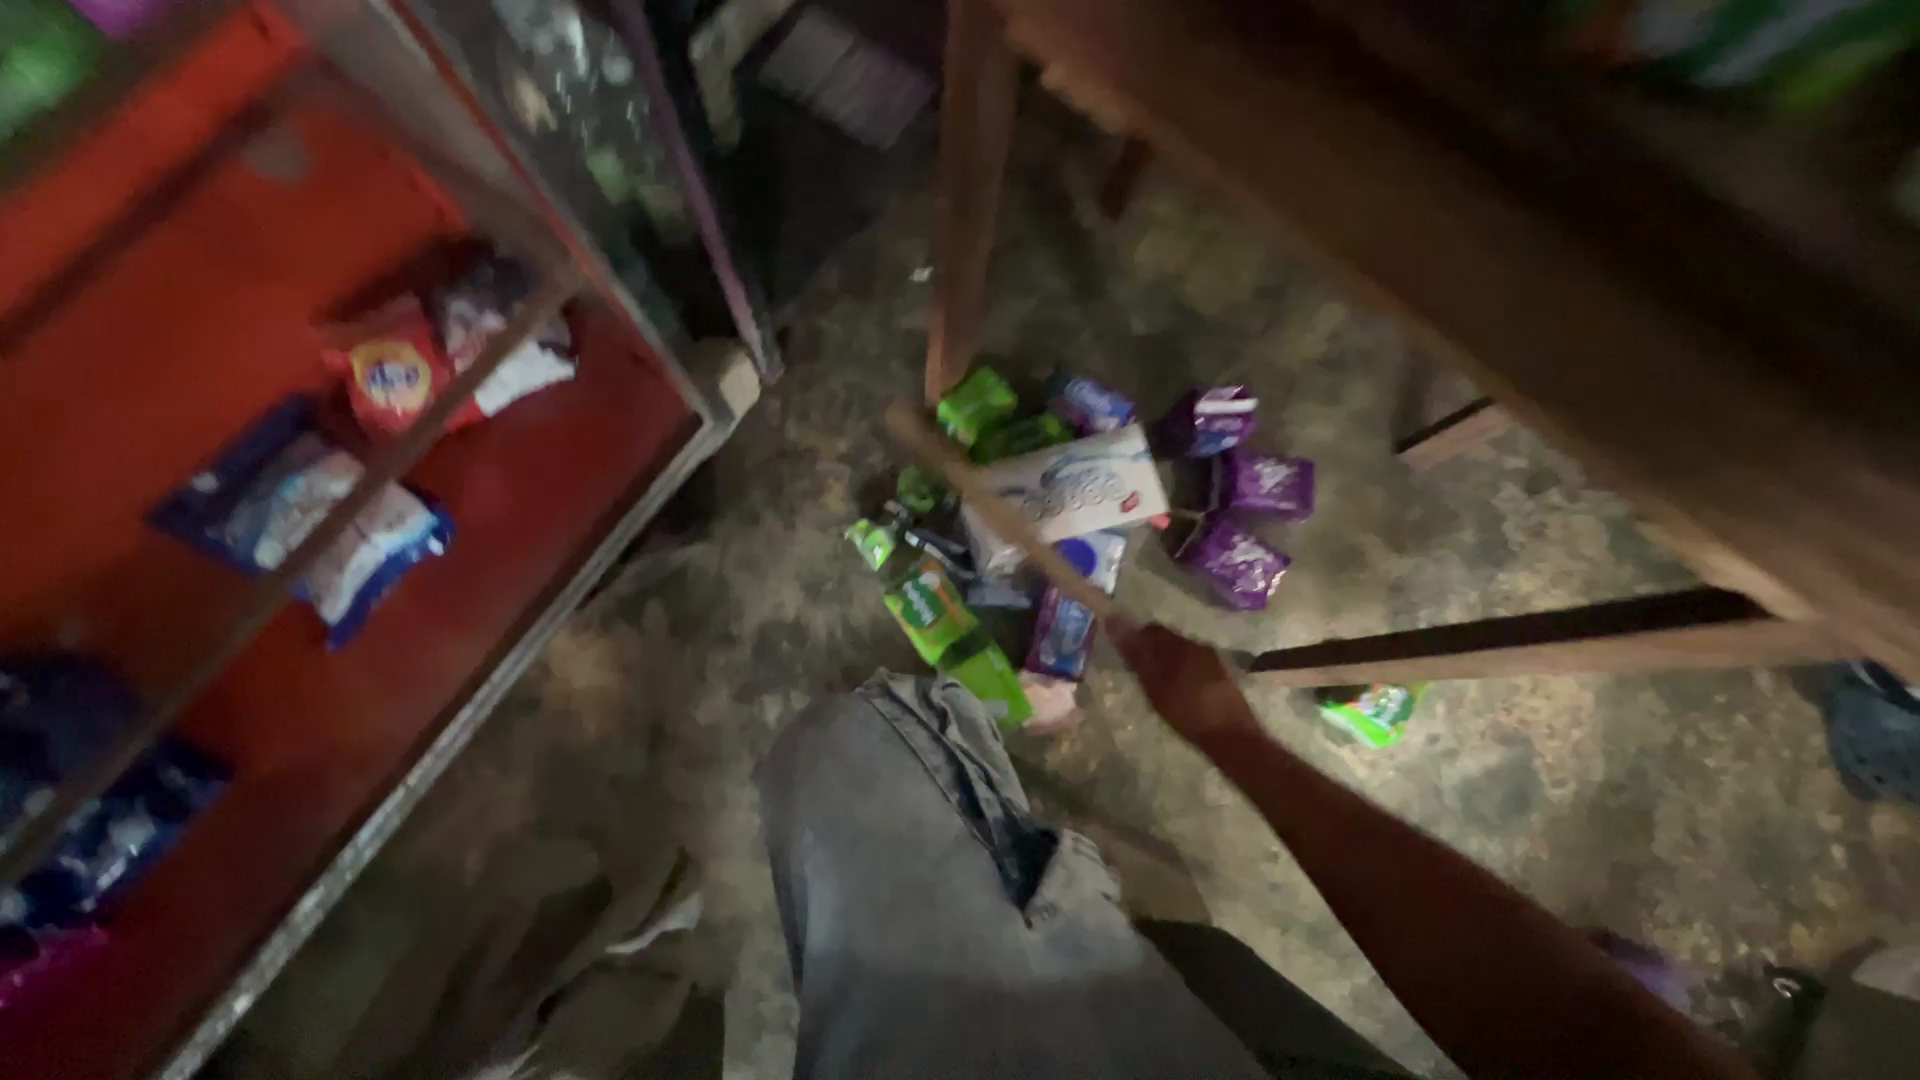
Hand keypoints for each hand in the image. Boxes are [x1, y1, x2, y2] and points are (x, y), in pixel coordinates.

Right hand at [1111, 622, 1265, 747]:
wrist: (1232, 737)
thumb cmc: (1187, 713)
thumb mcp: (1154, 686)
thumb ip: (1135, 655)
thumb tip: (1114, 622)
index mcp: (1180, 645)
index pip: (1151, 630)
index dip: (1136, 640)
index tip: (1127, 658)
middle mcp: (1198, 645)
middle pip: (1169, 640)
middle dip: (1153, 651)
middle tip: (1142, 674)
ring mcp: (1213, 660)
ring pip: (1183, 652)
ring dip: (1170, 662)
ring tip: (1161, 685)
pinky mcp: (1223, 674)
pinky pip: (1196, 664)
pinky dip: (1184, 672)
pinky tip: (1182, 692)